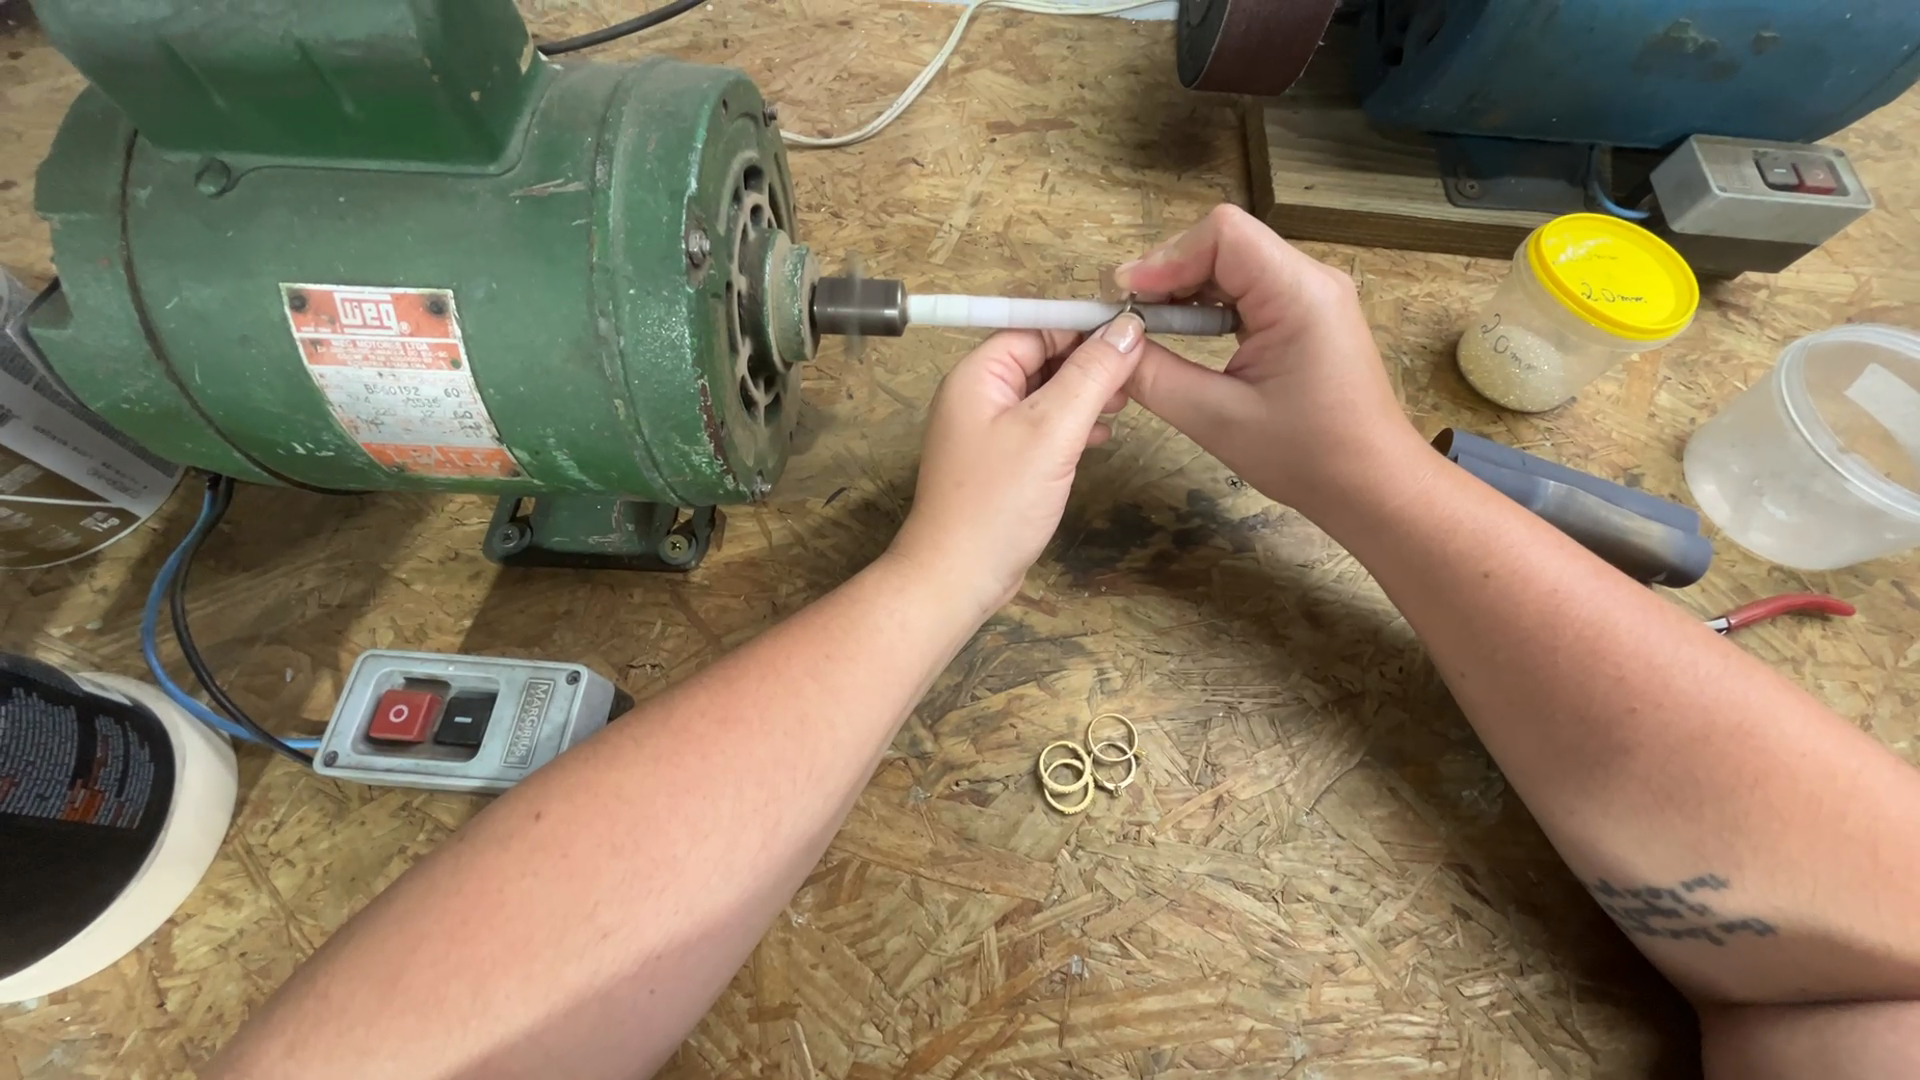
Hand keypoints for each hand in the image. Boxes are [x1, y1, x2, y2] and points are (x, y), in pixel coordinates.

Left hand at [888, 317, 1146, 613]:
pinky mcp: (1000, 463)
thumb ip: (1091, 375)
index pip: (1036, 328)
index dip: (1085, 330)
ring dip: (1084, 398)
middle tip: (1134, 382)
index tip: (1134, 340)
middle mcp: (978, 396)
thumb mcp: (1052, 430)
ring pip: (1044, 397)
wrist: (959, 576)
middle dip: (1087, 366)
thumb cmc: (999, 501)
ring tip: (1123, 408)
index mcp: (979, 375)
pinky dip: (1070, 429)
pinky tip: (1099, 440)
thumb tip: (1128, 326)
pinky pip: (1040, 430)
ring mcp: (987, 432)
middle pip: (1041, 360)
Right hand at [1115, 205, 1428, 514]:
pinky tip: (1182, 338)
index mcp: (1298, 294)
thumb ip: (1155, 377)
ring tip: (1146, 332)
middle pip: (1223, 244)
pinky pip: (1243, 292)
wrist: (1370, 485)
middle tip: (1126, 322)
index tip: (1124, 299)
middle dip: (1167, 276)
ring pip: (1230, 266)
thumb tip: (1108, 347)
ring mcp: (1309, 296)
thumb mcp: (1217, 419)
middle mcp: (1309, 279)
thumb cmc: (1305, 456)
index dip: (1164, 259)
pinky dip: (1204, 309)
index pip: (1223, 234)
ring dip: (1182, 293)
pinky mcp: (1302, 316)